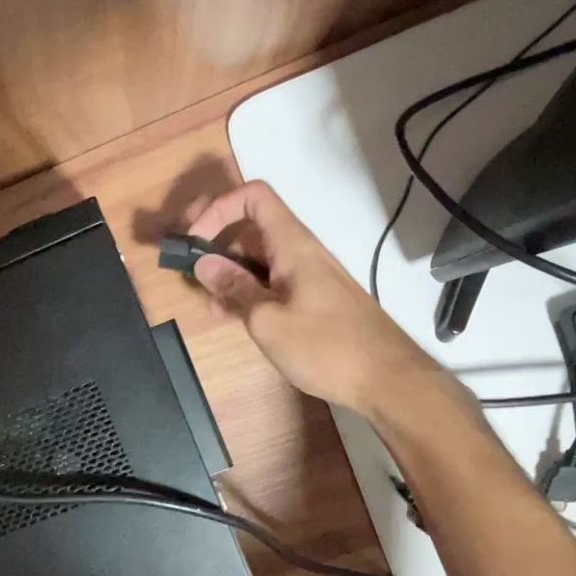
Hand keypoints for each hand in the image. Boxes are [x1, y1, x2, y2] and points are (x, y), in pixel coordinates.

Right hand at [187, 181, 438, 412]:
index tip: (195, 241)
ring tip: (209, 306)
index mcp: (293, 245)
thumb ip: (234, 288)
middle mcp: (301, 252)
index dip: (219, 208)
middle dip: (216, 245)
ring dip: (228, 276)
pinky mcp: (312, 300)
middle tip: (190, 273)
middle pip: (251, 229)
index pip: (254, 197)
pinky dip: (248, 294)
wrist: (384, 378)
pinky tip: (231, 318)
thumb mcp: (268, 320)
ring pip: (258, 261)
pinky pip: (271, 284)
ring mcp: (307, 276)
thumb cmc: (325, 347)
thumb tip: (204, 263)